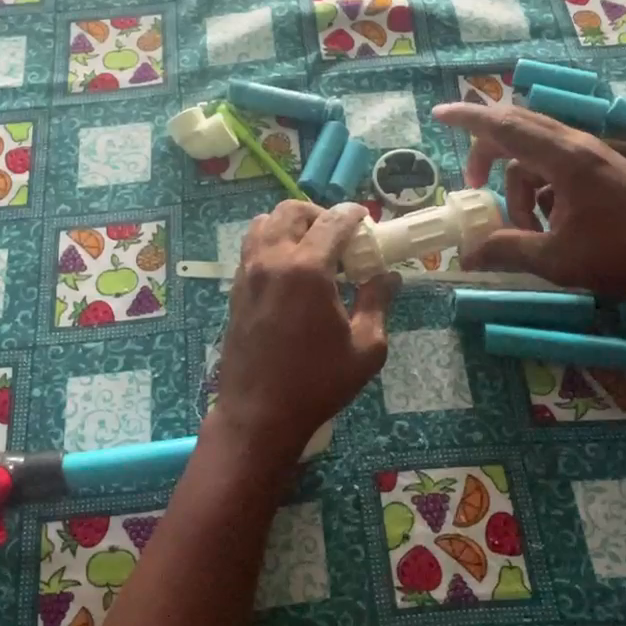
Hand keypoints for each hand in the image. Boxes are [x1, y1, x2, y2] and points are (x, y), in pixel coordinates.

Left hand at [212, 200, 398, 456]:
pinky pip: (251, 247)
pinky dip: (271, 243)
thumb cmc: (317, 383)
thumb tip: (390, 277)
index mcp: (307, 269)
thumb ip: (377, 303)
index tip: (366, 221)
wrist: (258, 414)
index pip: (332, 222)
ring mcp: (248, 273)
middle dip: (319, 215)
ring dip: (290, 225)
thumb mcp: (364, 347)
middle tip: (340, 238)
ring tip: (312, 249)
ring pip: (264, 223)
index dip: (352, 216)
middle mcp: (272, 260)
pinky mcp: (235, 289)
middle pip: (291, 211)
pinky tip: (291, 272)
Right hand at [433, 102, 625, 309]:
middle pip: (519, 132)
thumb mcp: (555, 260)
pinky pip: (560, 167)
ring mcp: (598, 158)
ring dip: (520, 187)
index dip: (468, 119)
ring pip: (538, 156)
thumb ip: (506, 250)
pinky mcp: (610, 172)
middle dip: (489, 156)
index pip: (505, 126)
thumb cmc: (623, 258)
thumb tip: (466, 255)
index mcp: (565, 159)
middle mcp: (581, 147)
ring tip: (524, 229)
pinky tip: (551, 226)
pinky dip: (543, 191)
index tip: (439, 114)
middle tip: (472, 184)